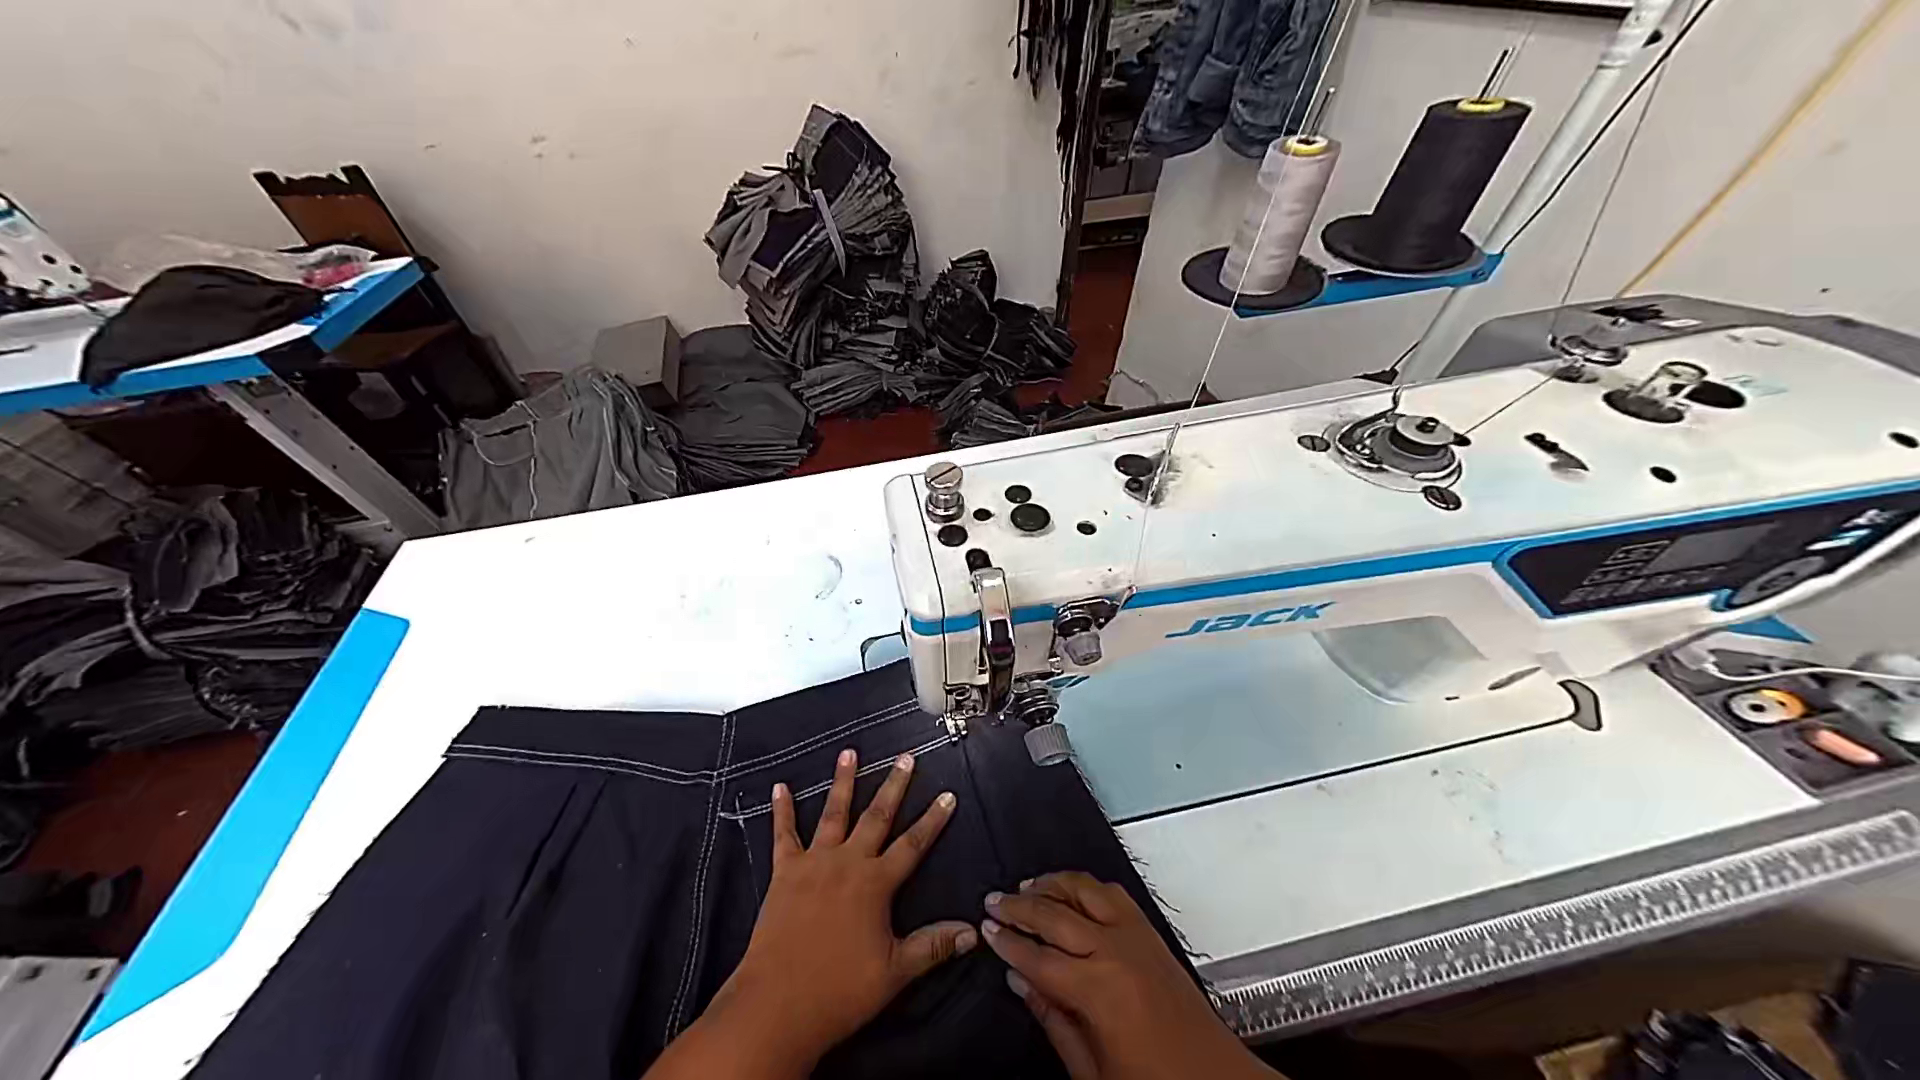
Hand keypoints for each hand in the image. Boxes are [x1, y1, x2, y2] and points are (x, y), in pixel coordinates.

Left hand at [647, 749, 974, 1079]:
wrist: (777, 1005)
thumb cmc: (839, 990)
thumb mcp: (895, 972)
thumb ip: (934, 946)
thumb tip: (972, 931)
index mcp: (876, 883)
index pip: (913, 844)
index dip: (933, 820)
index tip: (947, 795)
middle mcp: (847, 863)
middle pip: (877, 817)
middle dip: (894, 786)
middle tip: (905, 758)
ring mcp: (814, 863)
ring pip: (834, 814)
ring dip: (843, 782)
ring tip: (849, 753)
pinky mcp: (784, 873)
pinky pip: (783, 835)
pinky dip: (782, 810)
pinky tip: (780, 788)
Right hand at [982, 872, 1280, 1079]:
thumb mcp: (1093, 1071)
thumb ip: (1053, 1020)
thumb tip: (1020, 981)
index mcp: (1099, 990)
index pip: (1037, 955)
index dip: (1007, 941)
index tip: (987, 929)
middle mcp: (1117, 951)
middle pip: (1055, 914)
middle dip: (1019, 905)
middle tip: (994, 901)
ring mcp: (1137, 936)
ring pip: (1084, 890)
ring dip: (1051, 884)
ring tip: (1027, 885)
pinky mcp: (1152, 933)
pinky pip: (1113, 893)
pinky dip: (1086, 885)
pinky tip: (1072, 889)